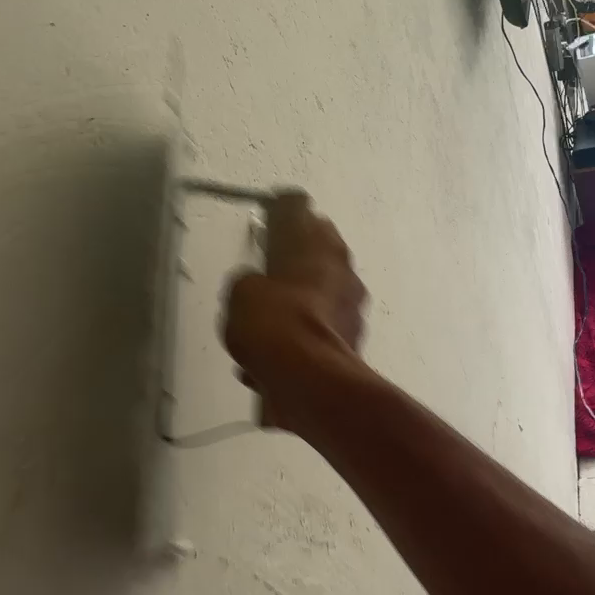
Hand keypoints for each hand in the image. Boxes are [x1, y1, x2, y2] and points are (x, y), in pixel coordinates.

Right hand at [221, 193, 367, 431]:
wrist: (308, 381)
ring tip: (263, 330)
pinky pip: (317, 339)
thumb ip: (248, 283)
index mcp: (323, 247)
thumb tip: (254, 289)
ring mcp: (353, 312)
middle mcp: (346, 275)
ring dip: (296, 311)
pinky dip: (298, 346)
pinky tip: (269, 364)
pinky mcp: (351, 349)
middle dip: (293, 267)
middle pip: (316, 259)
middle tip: (266, 277)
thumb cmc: (274, 321)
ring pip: (318, 302)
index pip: (303, 212)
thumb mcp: (241, 292)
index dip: (285, 215)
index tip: (272, 219)